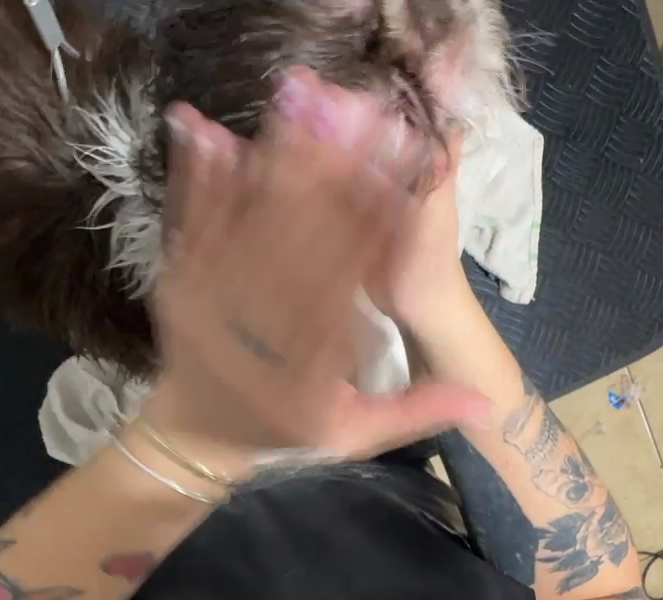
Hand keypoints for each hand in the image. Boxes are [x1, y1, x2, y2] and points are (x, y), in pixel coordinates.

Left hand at [144, 71, 488, 467]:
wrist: (195, 437)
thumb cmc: (281, 429)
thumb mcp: (352, 435)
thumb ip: (415, 413)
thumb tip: (486, 403)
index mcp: (312, 365)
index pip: (354, 283)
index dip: (377, 221)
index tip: (403, 167)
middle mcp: (263, 331)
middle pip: (300, 242)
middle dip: (327, 170)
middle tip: (352, 107)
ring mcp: (212, 306)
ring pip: (247, 226)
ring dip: (271, 158)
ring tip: (295, 100)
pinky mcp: (177, 287)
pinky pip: (187, 229)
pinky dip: (193, 178)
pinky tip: (200, 127)